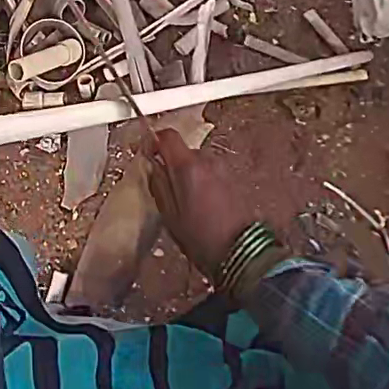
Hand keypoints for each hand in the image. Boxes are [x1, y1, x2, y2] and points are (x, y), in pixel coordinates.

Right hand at [146, 130, 255, 273]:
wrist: (242, 253)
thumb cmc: (201, 237)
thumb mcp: (169, 213)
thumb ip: (158, 183)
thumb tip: (151, 165)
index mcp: (188, 166)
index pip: (167, 136)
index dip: (153, 140)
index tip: (146, 153)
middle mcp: (207, 160)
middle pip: (182, 150)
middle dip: (171, 164)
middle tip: (164, 187)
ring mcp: (223, 169)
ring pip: (196, 162)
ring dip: (187, 174)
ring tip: (184, 200)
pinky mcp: (233, 179)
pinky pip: (209, 172)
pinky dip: (201, 180)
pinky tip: (200, 203)